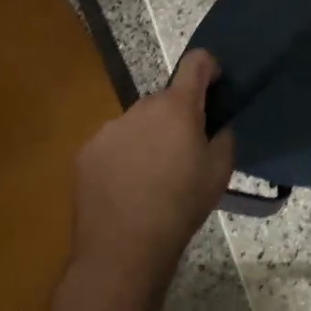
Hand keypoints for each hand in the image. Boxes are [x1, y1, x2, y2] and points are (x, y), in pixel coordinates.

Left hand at [53, 50, 236, 310]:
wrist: (123, 249)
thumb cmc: (180, 205)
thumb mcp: (220, 170)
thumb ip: (224, 135)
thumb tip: (218, 125)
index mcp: (178, 106)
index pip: (196, 61)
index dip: (209, 67)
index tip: (214, 86)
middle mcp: (141, 108)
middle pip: (165, 98)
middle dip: (177, 114)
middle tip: (183, 148)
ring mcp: (110, 129)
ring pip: (137, 121)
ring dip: (148, 134)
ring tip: (151, 172)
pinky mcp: (86, 153)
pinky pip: (113, 142)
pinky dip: (123, 154)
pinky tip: (125, 185)